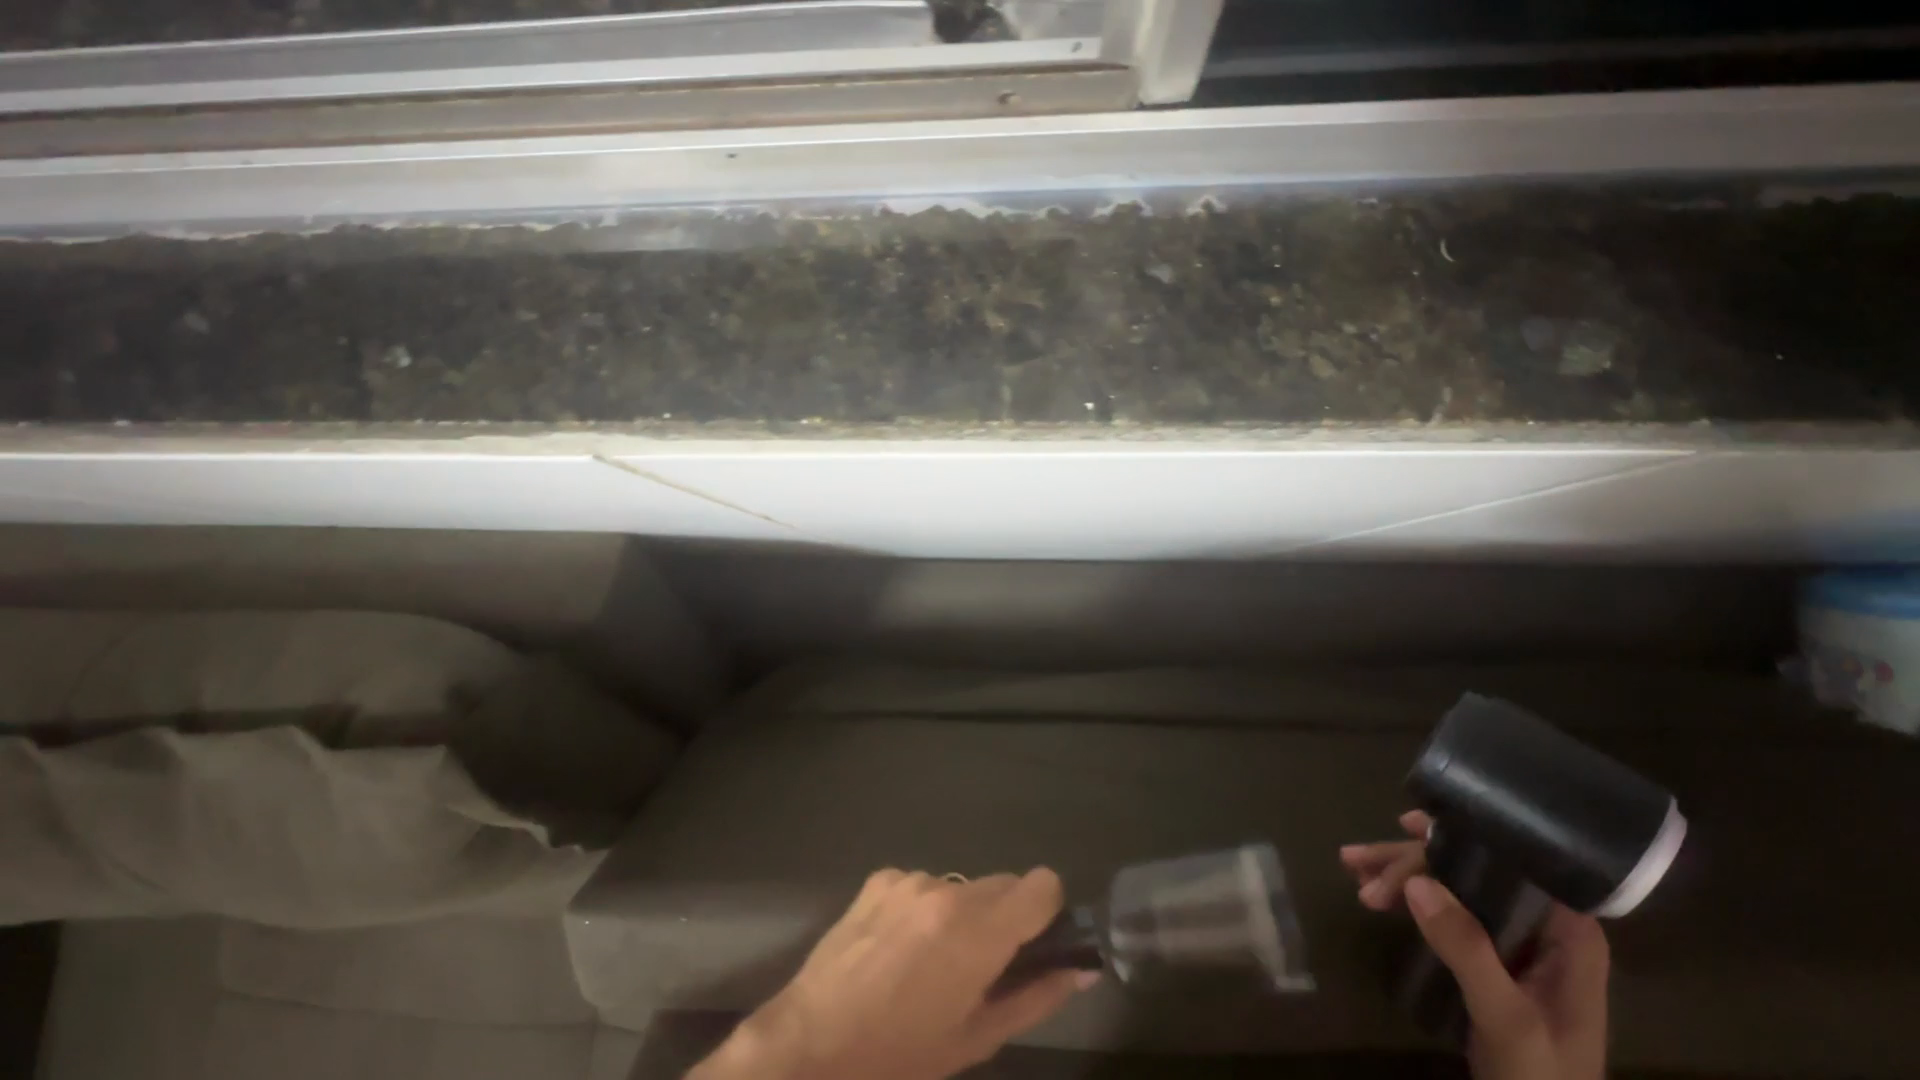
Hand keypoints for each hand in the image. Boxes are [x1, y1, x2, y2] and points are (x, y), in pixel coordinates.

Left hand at [691, 868, 1093, 1079]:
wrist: (811, 1045)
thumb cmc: (901, 1054)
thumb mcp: (978, 1037)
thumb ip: (1037, 995)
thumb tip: (1081, 969)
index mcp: (977, 928)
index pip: (1043, 883)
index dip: (1046, 912)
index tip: (1033, 945)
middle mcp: (947, 889)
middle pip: (1004, 883)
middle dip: (1004, 917)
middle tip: (981, 965)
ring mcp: (909, 879)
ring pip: (963, 885)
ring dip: (962, 913)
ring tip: (930, 962)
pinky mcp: (878, 879)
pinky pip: (923, 884)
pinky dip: (923, 908)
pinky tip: (898, 948)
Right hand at [1342, 812, 1610, 1079]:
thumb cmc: (1543, 1078)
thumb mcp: (1506, 1017)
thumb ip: (1468, 949)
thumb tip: (1417, 882)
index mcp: (1567, 933)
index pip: (1512, 862)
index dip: (1461, 835)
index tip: (1406, 825)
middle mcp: (1544, 927)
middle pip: (1474, 870)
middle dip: (1413, 862)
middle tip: (1358, 867)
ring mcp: (1517, 943)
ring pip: (1455, 887)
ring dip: (1404, 876)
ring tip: (1351, 868)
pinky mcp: (1491, 961)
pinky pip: (1448, 912)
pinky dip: (1411, 899)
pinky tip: (1377, 892)